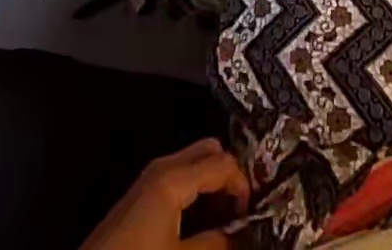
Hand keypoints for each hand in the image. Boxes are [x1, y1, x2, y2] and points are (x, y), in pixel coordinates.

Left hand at [79, 139, 250, 249]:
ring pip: (194, 162)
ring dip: (213, 181)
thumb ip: (216, 244)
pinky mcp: (139, 196)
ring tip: (224, 216)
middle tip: (240, 207)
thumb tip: (240, 235)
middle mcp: (162, 168)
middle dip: (230, 174)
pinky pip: (179, 176)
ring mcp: (148, 179)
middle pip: (210, 150)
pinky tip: (199, 221)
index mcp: (173, 178)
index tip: (252, 213)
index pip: (224, 164)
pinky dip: (196, 189)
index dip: (244, 185)